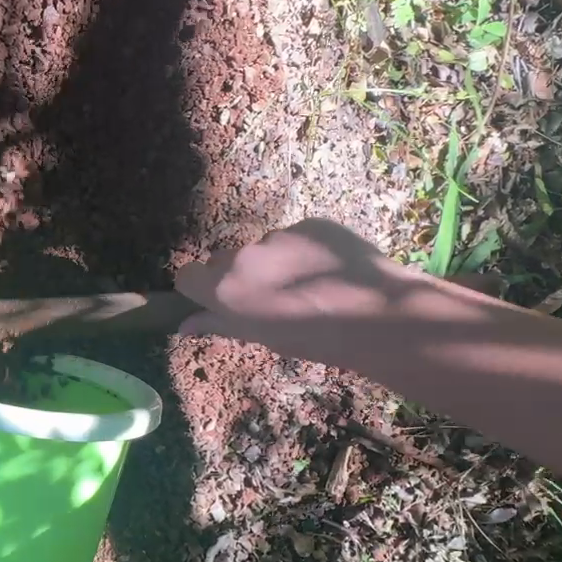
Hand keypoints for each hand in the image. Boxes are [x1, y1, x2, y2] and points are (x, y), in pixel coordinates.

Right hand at [174, 219, 436, 365]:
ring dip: (272, 263)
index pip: (187, 275)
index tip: (218, 301)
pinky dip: (302, 251)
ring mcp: (277, 236)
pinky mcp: (310, 224)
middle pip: (223, 260)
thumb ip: (217, 323)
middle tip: (267, 297)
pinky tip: (326, 271)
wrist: (377, 314)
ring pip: (261, 248)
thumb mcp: (258, 336)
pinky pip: (295, 236)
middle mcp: (241, 257)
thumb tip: (184, 324)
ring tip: (305, 285)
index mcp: (222, 288)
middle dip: (237, 275)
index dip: (200, 288)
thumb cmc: (310, 337)